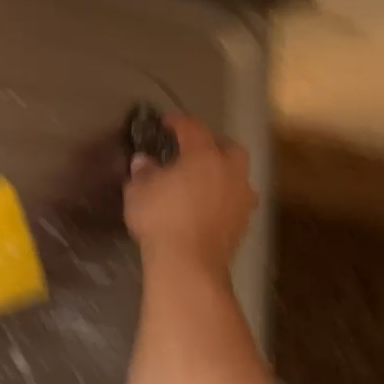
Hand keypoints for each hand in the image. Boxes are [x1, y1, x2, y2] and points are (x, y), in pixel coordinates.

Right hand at [125, 113, 256, 274]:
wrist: (189, 261)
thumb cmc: (160, 218)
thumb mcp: (138, 191)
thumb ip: (143, 172)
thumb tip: (145, 161)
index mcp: (204, 157)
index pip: (193, 129)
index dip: (178, 122)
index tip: (165, 122)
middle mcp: (231, 171)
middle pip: (228, 148)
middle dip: (211, 144)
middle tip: (191, 149)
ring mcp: (242, 197)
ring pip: (236, 174)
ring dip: (221, 172)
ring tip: (200, 179)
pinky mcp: (244, 220)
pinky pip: (234, 197)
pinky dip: (222, 194)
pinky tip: (205, 203)